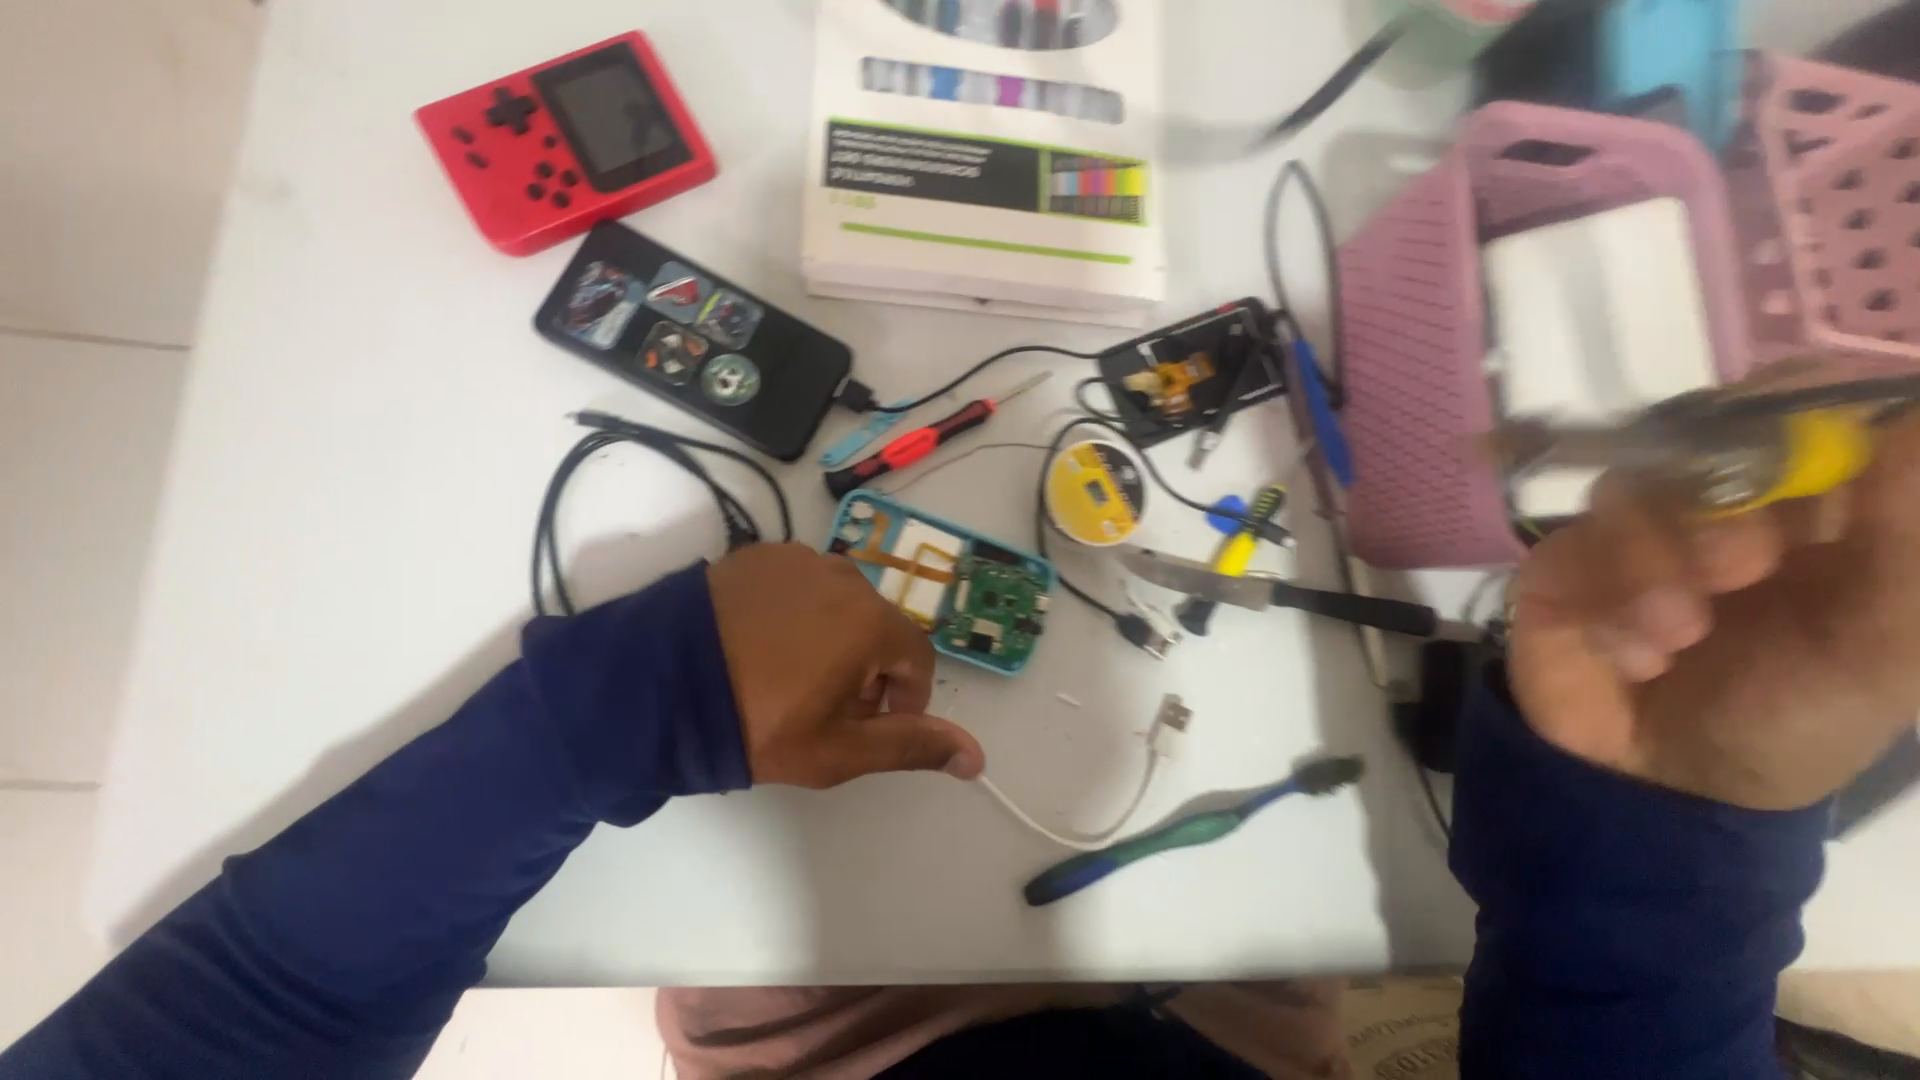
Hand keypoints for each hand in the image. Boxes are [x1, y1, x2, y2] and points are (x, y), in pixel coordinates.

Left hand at [706, 543, 984, 788]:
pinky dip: (794, 612)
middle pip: (877, 628)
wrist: (657, 684)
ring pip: (839, 604)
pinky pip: (798, 585)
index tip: (865, 725)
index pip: (916, 660)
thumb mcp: (837, 751)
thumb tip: (976, 756)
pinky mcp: (758, 555)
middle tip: (819, 706)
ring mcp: (798, 559)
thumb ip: (910, 746)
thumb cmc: (756, 723)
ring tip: (786, 674)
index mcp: (871, 620)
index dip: (901, 700)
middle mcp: (844, 575)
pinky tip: (759, 643)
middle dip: (865, 668)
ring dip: (831, 636)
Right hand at [1508, 410, 1919, 810]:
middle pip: (1710, 440)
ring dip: (1658, 562)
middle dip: (1726, 504)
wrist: (1660, 786)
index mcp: (1820, 516)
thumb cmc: (1793, 722)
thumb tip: (1911, 419)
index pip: (1814, 416)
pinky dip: (1607, 602)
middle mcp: (1724, 508)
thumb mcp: (1883, 649)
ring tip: (1675, 633)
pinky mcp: (1563, 563)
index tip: (1800, 427)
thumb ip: (1906, 546)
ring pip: (1633, 489)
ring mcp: (1634, 533)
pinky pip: (1574, 546)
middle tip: (1741, 568)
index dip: (1807, 405)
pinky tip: (1632, 656)